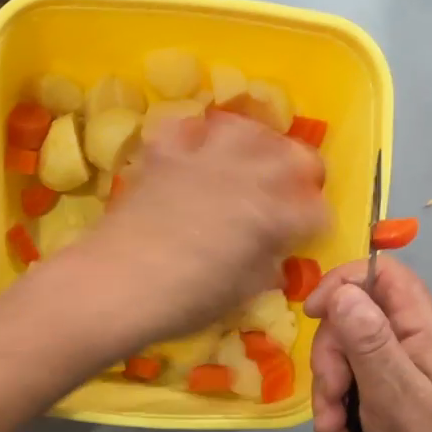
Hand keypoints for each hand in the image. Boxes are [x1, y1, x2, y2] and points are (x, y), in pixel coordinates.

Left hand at [57, 113, 328, 349]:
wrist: (116, 285)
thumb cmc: (182, 302)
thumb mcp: (237, 295)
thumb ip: (262, 268)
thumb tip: (270, 257)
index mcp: (274, 215)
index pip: (315, 210)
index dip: (316, 224)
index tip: (306, 237)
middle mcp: (248, 175)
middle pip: (294, 155)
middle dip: (300, 174)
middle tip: (291, 195)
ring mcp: (205, 158)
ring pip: (246, 129)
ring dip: (256, 144)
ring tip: (250, 164)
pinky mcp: (165, 156)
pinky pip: (186, 129)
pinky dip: (195, 137)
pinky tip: (194, 154)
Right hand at [304, 257, 431, 431]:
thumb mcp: (394, 393)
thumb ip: (369, 341)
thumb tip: (342, 293)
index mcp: (424, 328)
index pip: (381, 274)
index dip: (342, 284)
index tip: (311, 313)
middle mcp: (409, 338)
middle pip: (350, 320)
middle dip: (329, 362)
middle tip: (331, 398)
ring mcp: (394, 366)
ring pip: (341, 357)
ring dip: (327, 395)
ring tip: (334, 431)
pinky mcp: (380, 392)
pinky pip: (344, 385)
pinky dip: (333, 412)